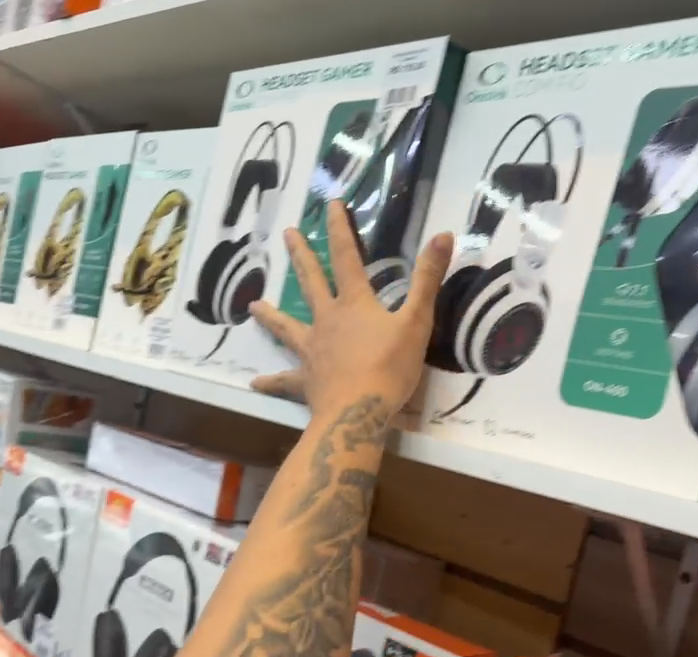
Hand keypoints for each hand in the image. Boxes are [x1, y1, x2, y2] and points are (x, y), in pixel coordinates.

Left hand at [248, 199, 452, 419]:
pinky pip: (285, 381)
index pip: (346, 256)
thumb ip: (428, 279)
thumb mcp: (417, 321)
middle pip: (311, 283)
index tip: (330, 204)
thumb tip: (444, 234)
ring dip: (271, 317)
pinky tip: (255, 383)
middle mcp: (327, 320)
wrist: (358, 411)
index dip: (340, 229)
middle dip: (302, 257)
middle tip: (288, 234)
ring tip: (253, 306)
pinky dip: (271, 383)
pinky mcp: (306, 381)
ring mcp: (312, 350)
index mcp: (354, 303)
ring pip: (288, 328)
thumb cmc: (390, 367)